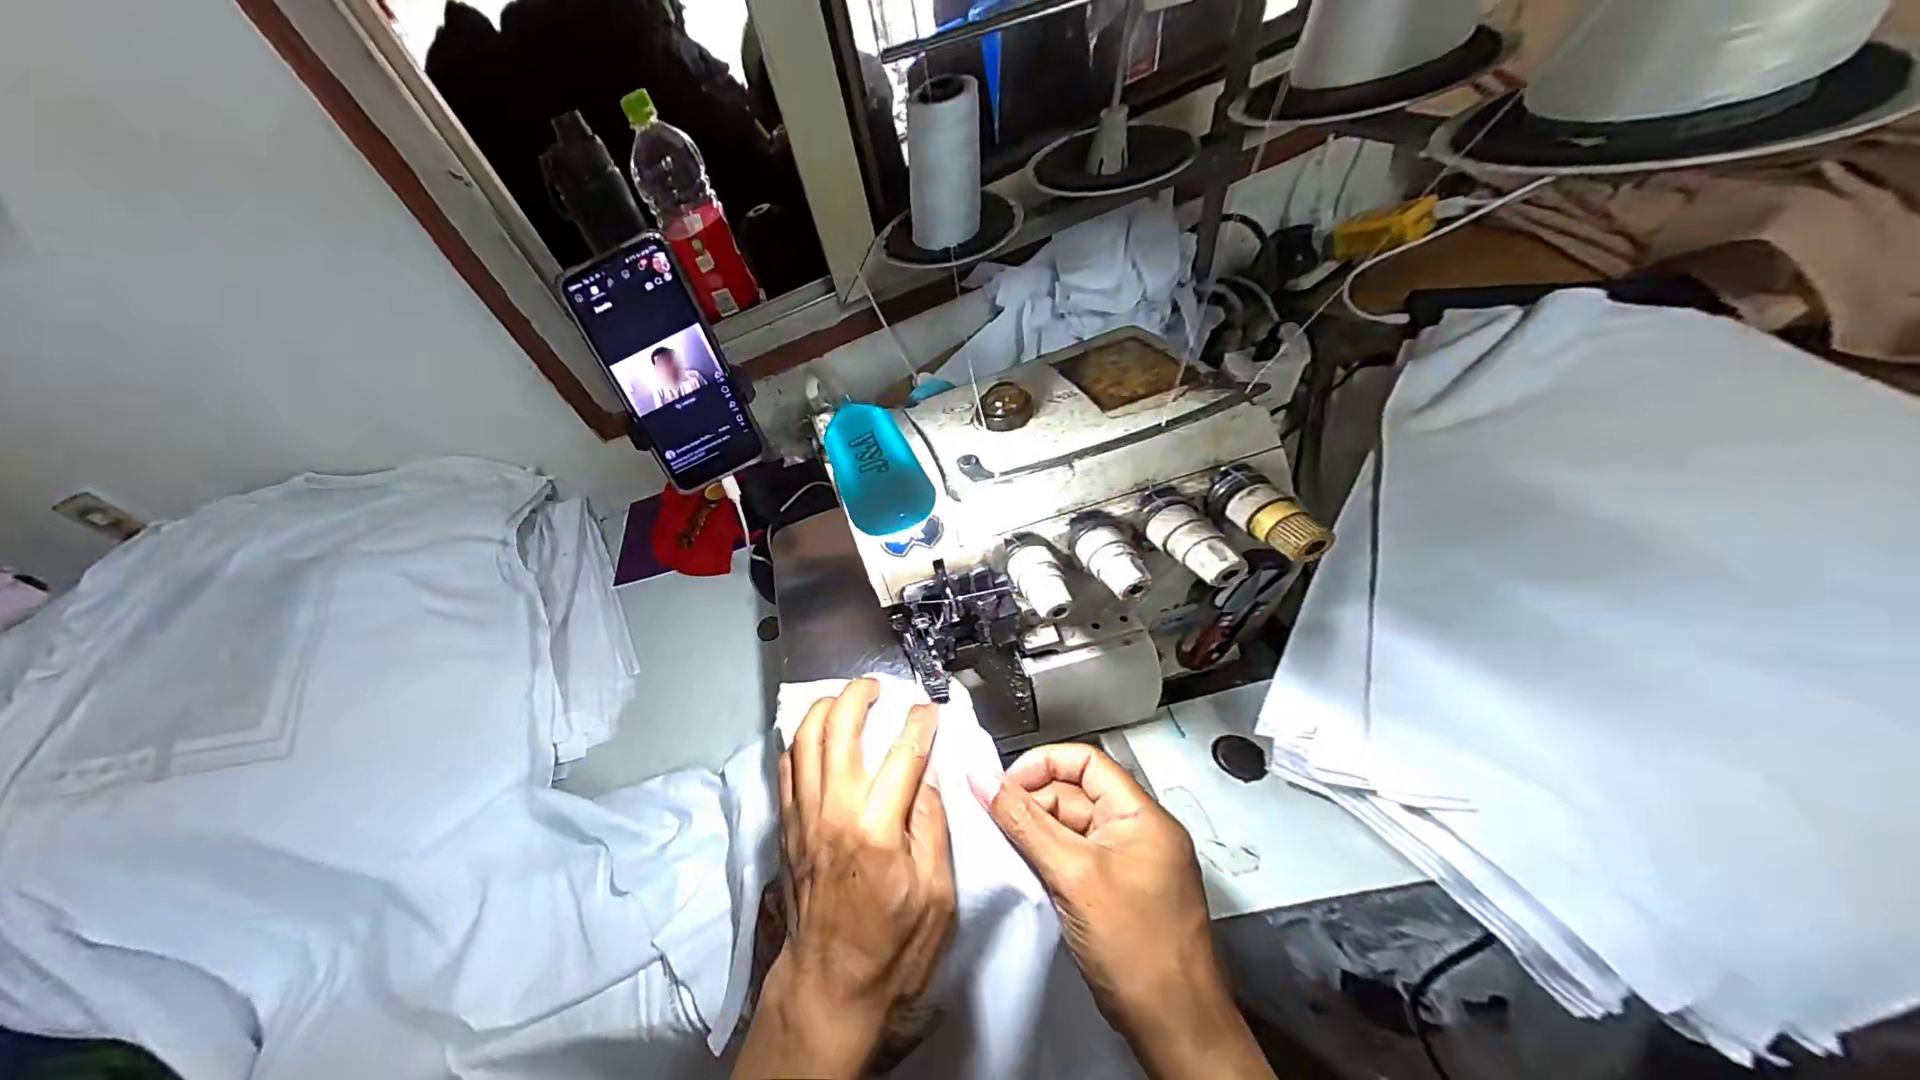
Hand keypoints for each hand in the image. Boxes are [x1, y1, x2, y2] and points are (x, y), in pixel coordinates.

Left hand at [734, 679, 955, 1079]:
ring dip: (825, 708)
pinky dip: (801, 742)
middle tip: (879, 688)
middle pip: (840, 728)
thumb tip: (926, 780)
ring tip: (846, 699)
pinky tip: (817, 735)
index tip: (929, 711)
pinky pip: (787, 769)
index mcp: (877, 830)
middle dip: (860, 695)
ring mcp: (805, 818)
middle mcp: (834, 813)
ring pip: (805, 740)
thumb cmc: (889, 951)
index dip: (920, 723)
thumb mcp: (937, 897)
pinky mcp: (788, 829)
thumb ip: (933, 828)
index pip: (903, 753)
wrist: (830, 989)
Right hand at [978, 743, 1273, 1079]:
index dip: (1042, 764)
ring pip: (1070, 826)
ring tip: (1008, 846)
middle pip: (1074, 793)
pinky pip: (1075, 855)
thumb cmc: (1143, 954)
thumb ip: (1026, 823)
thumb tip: (988, 782)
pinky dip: (1049, 857)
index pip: (1086, 761)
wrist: (1173, 1025)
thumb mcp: (1073, 875)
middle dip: (1033, 801)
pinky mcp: (1115, 888)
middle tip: (996, 817)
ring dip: (1037, 831)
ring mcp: (1127, 861)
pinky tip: (1027, 870)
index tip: (1005, 782)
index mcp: (1141, 815)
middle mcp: (1138, 832)